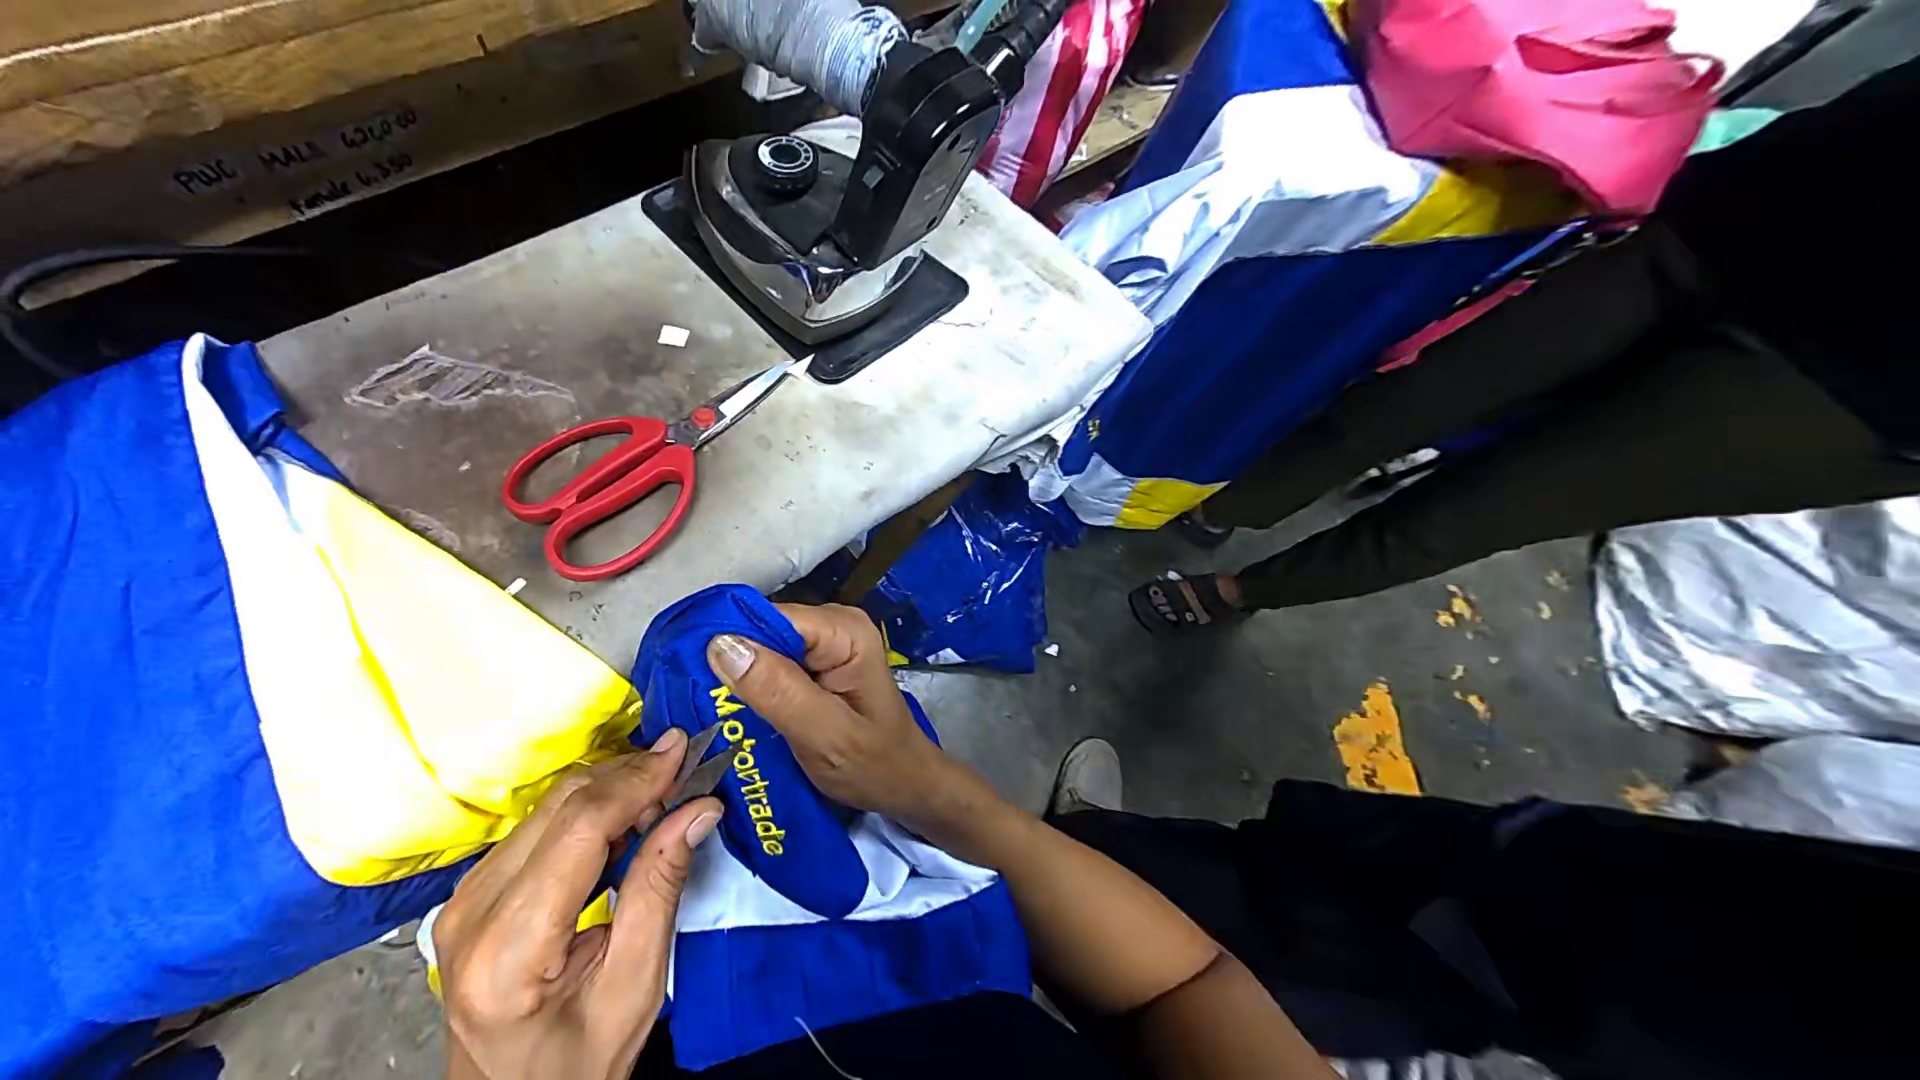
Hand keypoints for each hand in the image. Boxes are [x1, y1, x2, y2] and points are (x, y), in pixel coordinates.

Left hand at [435, 733, 722, 1079]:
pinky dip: (592, 809)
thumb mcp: (636, 983)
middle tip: (685, 776)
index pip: (579, 829)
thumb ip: (661, 886)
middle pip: (561, 806)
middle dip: (630, 777)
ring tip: (662, 802)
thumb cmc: (579, 1059)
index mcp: (507, 949)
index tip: (685, 752)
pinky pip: (541, 823)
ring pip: (551, 805)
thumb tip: (699, 806)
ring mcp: (465, 898)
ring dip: (613, 789)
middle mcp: (472, 912)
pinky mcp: (475, 890)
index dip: (636, 781)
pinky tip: (626, 822)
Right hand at [705, 603, 977, 828]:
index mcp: (844, 631)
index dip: (727, 645)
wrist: (902, 783)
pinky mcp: (812, 662)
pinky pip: (768, 664)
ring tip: (704, 711)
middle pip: (760, 630)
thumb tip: (720, 644)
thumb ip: (779, 691)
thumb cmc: (875, 765)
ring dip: (733, 678)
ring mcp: (822, 642)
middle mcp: (832, 624)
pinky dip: (748, 687)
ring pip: (759, 648)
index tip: (687, 680)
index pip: (768, 619)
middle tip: (692, 705)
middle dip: (726, 664)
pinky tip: (730, 712)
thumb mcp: (826, 736)